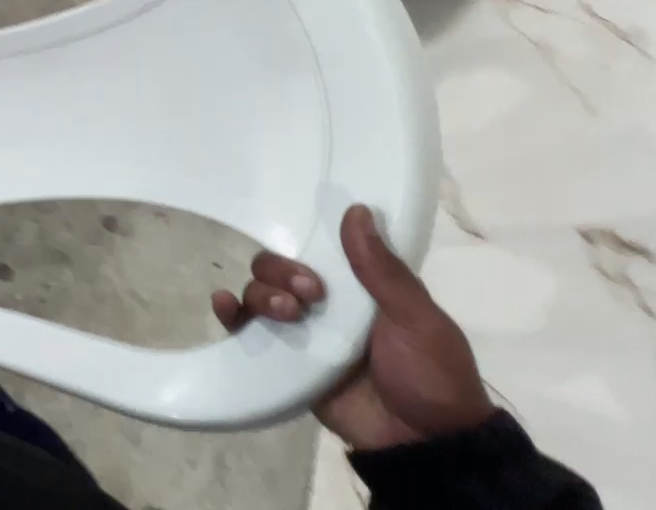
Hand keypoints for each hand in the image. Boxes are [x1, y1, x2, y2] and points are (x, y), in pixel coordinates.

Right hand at [211, 204, 496, 450]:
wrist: (424, 446)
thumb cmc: (431, 375)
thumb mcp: (419, 320)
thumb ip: (384, 271)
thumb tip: (357, 210)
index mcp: (355, 287)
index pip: (314, 248)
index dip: (306, 240)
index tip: (315, 254)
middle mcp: (321, 303)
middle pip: (275, 266)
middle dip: (280, 271)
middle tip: (309, 294)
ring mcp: (299, 331)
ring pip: (257, 292)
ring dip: (261, 293)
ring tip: (288, 314)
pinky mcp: (282, 360)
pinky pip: (245, 329)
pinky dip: (229, 313)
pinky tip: (224, 305)